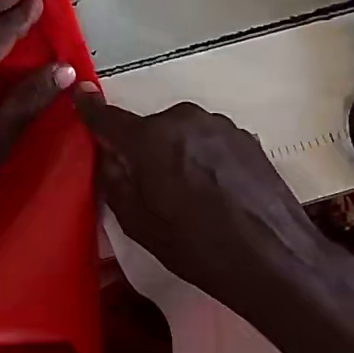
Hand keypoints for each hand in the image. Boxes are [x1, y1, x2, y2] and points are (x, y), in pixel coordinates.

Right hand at [74, 89, 353, 309]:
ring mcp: (220, 126)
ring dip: (176, 154)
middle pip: (149, 129)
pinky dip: (203, 159)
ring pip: (182, 134)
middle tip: (149, 186)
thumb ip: (113, 181)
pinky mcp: (247, 138)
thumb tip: (108, 156)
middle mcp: (184, 119)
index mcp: (149, 138)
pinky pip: (209, 142)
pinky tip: (216, 192)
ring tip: (189, 195)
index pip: (109, 117)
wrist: (273, 257)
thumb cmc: (194, 245)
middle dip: (143, 149)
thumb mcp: (137, 223)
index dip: (90, 108)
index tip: (80, 94)